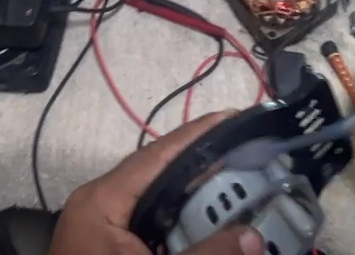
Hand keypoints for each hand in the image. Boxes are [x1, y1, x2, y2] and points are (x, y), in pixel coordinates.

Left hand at [51, 112, 262, 254]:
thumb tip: (253, 236)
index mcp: (102, 201)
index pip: (156, 155)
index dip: (196, 136)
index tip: (234, 118)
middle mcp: (101, 209)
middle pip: (160, 179)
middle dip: (204, 172)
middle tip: (249, 160)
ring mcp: (105, 235)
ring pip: (160, 207)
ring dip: (198, 205)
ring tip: (241, 193)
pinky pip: (154, 233)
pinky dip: (184, 232)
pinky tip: (213, 234)